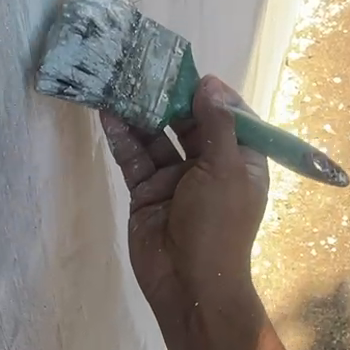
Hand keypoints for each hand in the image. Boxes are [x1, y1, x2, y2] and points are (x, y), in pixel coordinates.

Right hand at [99, 75, 270, 323]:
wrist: (189, 283)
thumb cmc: (219, 226)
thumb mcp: (227, 170)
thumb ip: (216, 125)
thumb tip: (209, 83)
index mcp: (240, 161)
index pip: (227, 116)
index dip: (209, 93)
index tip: (187, 70)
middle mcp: (208, 167)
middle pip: (187, 122)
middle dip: (168, 96)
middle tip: (145, 66)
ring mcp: (174, 180)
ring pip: (156, 137)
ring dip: (140, 112)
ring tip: (120, 81)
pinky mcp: (146, 193)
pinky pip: (134, 159)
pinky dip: (123, 137)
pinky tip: (108, 113)